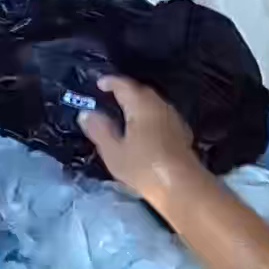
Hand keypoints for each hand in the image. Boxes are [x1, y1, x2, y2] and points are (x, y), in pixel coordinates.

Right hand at [77, 75, 208, 206]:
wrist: (182, 186)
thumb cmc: (143, 167)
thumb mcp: (113, 151)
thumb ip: (99, 129)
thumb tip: (86, 113)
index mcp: (141, 104)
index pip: (123, 84)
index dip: (110, 81)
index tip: (99, 83)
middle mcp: (159, 104)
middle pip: (140, 91)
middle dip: (124, 90)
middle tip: (109, 96)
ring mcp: (172, 117)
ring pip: (151, 102)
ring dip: (137, 103)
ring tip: (123, 111)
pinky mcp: (181, 131)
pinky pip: (159, 114)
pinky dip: (147, 115)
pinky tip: (142, 128)